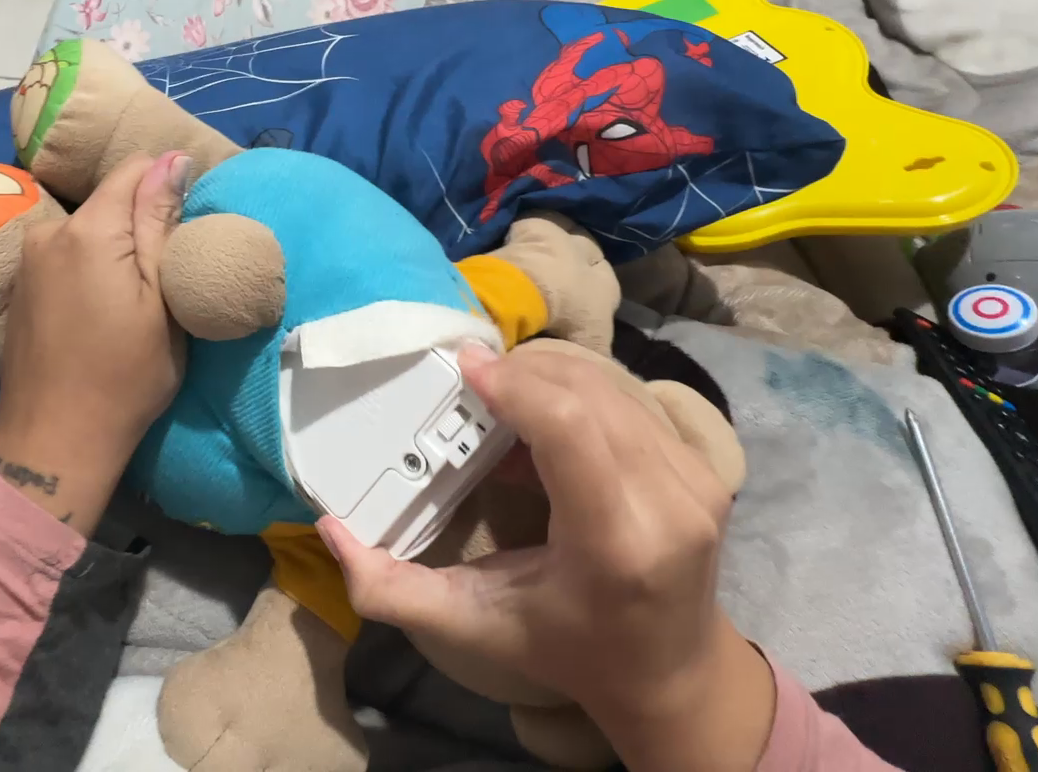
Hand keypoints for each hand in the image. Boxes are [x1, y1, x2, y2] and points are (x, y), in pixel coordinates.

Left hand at [0, 151, 189, 533]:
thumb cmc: (125, 375)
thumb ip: (162, 224)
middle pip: (110, 201)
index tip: (186, 230)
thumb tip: (172, 159)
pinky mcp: (20, 287)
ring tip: (136, 297)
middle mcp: (48, 232)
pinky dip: (90, 267)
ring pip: (89, 229)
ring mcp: (27, 261)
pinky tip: (100, 311)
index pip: (134, 170)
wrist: (54, 443)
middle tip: (168, 275)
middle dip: (142, 223)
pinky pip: (66, 255)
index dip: (167, 189)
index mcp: (88, 230)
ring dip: (116, 248)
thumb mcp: (162, 300)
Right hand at [317, 343, 773, 771]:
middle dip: (522, 372)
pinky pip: (629, 396)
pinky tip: (545, 413)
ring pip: (610, 383)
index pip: (569, 427)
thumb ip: (392, 590)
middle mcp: (670, 502)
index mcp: (616, 543)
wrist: (671, 672)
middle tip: (471, 381)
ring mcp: (698, 478)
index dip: (514, 383)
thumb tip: (332, 530)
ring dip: (547, 375)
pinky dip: (578, 390)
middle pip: (587, 391)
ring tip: (502, 396)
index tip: (465, 365)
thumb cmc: (566, 649)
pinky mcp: (705, 464)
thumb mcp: (472, 626)